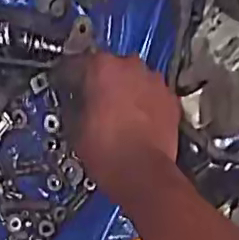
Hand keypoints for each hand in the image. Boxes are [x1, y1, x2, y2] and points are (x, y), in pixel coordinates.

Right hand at [58, 51, 179, 205]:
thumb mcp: (76, 133)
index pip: (78, 63)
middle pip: (111, 68)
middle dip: (103, 85)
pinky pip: (154, 97)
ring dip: (127, 95)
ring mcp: (154, 83)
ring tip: (117, 119)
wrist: (142, 176)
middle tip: (94, 106)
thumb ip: (74, 110)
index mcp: (102, 68)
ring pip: (135, 81)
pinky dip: (146, 108)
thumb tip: (74, 109)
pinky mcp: (171, 101)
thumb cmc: (112, 156)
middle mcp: (131, 67)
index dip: (70, 78)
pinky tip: (137, 126)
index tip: (68, 86)